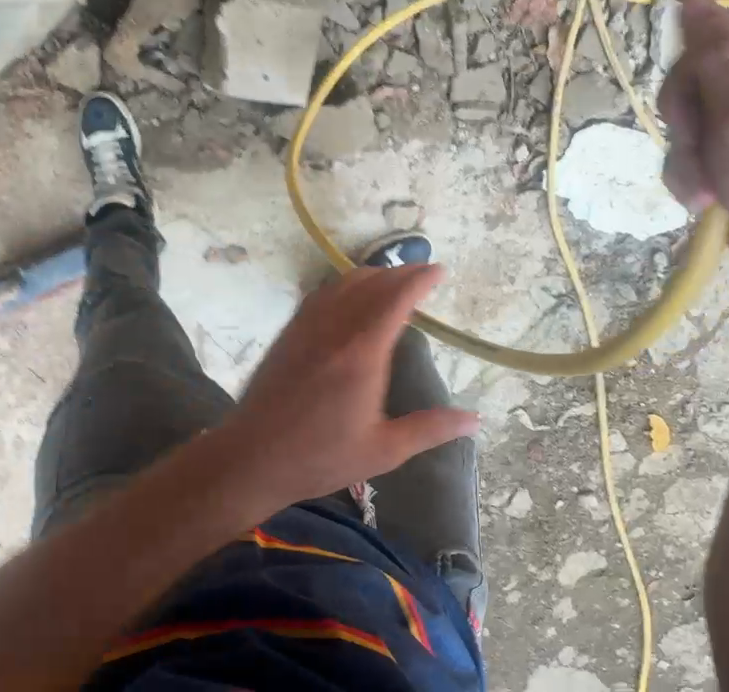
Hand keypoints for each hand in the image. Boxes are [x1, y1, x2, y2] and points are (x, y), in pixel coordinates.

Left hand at [221, 265, 478, 509]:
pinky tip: (350, 296)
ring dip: (372, 275)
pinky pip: (321, 294)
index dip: (419, 280)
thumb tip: (475, 419)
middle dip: (400, 273)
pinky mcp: (289, 332)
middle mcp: (334, 329)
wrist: (253, 456)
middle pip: (371, 284)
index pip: (395, 299)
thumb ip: (430, 429)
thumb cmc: (321, 457)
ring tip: (392, 280)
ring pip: (343, 283)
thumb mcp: (383, 451)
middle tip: (422, 274)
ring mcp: (307, 327)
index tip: (439, 271)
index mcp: (362, 353)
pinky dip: (344, 284)